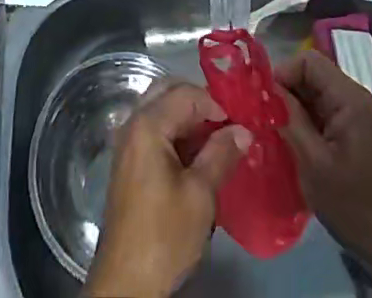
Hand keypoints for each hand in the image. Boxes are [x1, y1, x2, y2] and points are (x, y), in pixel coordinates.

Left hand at [85, 81, 252, 296]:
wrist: (127, 279)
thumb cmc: (165, 234)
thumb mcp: (201, 194)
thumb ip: (221, 155)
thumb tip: (244, 130)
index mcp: (147, 125)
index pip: (186, 94)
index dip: (216, 104)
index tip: (242, 124)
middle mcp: (132, 124)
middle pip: (168, 92)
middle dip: (200, 103)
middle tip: (230, 125)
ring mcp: (128, 142)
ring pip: (161, 111)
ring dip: (190, 118)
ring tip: (221, 141)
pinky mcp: (130, 162)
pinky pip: (156, 131)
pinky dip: (178, 134)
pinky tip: (201, 156)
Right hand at [276, 51, 371, 297]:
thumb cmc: (356, 206)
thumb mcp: (314, 163)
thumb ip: (289, 119)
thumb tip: (264, 88)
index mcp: (350, 100)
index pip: (308, 61)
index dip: (282, 73)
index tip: (261, 100)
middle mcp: (356, 101)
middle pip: (311, 77)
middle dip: (284, 92)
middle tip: (260, 117)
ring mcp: (358, 119)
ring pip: (315, 96)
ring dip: (292, 110)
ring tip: (271, 131)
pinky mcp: (356, 136)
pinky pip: (324, 115)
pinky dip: (305, 124)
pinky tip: (291, 145)